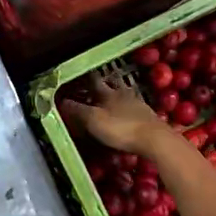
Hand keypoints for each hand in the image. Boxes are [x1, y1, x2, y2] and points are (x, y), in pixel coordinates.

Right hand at [60, 71, 174, 156]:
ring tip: (111, 101)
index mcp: (109, 93)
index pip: (95, 82)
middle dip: (104, 86)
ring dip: (118, 97)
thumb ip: (77, 111)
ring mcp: (139, 105)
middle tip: (97, 87)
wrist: (155, 139)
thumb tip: (60, 101)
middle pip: (113, 86)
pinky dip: (128, 111)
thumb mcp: (94, 120)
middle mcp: (124, 95)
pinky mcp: (149, 118)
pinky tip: (127, 117)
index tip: (79, 76)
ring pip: (125, 97)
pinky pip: (135, 110)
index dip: (86, 79)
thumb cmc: (121, 129)